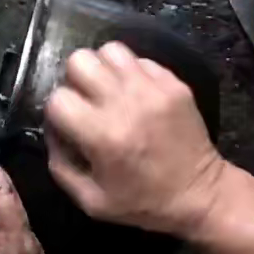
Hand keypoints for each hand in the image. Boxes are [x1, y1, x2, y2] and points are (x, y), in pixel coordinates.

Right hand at [43, 42, 228, 235]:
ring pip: (109, 50)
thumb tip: (52, 129)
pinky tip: (134, 93)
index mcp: (102, 135)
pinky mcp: (173, 83)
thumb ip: (60, 164)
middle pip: (80, 61)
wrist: (201, 196)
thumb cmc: (143, 203)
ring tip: (108, 90)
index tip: (68, 123)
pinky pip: (139, 59)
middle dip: (75, 79)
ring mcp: (152, 88)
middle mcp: (126, 103)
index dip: (56, 110)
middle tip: (86, 100)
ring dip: (102, 68)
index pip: (58, 98)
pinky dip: (129, 72)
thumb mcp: (90, 201)